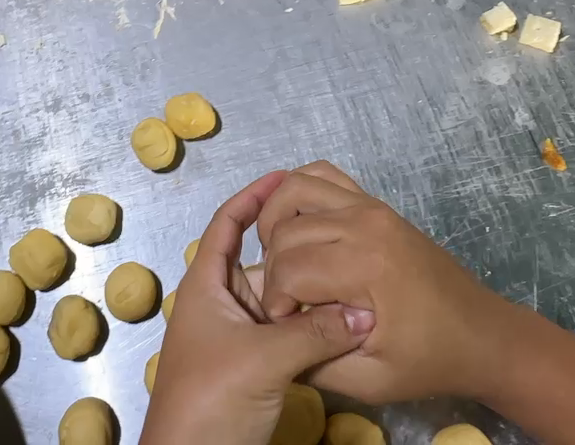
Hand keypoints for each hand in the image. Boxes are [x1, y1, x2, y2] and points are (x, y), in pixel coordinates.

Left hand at [143, 170, 374, 444]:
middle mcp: (221, 301)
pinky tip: (341, 318)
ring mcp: (237, 334)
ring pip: (277, 297)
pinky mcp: (254, 364)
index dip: (251, 197)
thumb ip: (315, 332)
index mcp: (207, 283)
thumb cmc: (211, 397)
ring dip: (306, 287)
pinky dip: (309, 322)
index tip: (283, 177)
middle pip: (258, 259)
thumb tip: (366, 313)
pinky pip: (285, 329)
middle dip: (292, 245)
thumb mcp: (262, 358)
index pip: (226, 224)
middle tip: (334, 229)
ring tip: (346, 267)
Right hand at [255, 162, 531, 404]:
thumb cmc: (428, 361)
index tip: (290, 328)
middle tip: (287, 302)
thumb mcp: (370, 381)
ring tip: (281, 260)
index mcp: (366, 266)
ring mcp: (368, 204)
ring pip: (293, 190)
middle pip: (285, 231)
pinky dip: (295, 190)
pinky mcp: (371, 200)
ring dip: (275, 224)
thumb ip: (313, 359)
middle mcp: (363, 222)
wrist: (480, 333)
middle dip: (272, 269)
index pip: (288, 269)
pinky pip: (321, 173)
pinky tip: (294, 223)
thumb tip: (273, 330)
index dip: (276, 302)